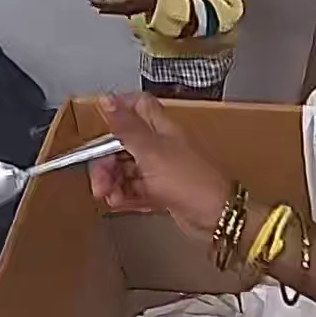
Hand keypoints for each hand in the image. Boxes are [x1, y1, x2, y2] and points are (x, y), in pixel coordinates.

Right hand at [87, 94, 231, 237]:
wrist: (216, 216)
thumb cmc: (192, 182)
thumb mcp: (151, 151)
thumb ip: (126, 127)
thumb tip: (107, 100)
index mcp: (163, 130)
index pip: (140, 106)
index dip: (120, 109)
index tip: (100, 122)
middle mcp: (163, 148)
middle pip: (126, 145)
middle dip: (107, 161)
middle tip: (100, 179)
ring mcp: (163, 171)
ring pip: (129, 170)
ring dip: (114, 182)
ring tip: (108, 196)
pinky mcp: (164, 193)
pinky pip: (137, 191)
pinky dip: (126, 196)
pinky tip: (120, 203)